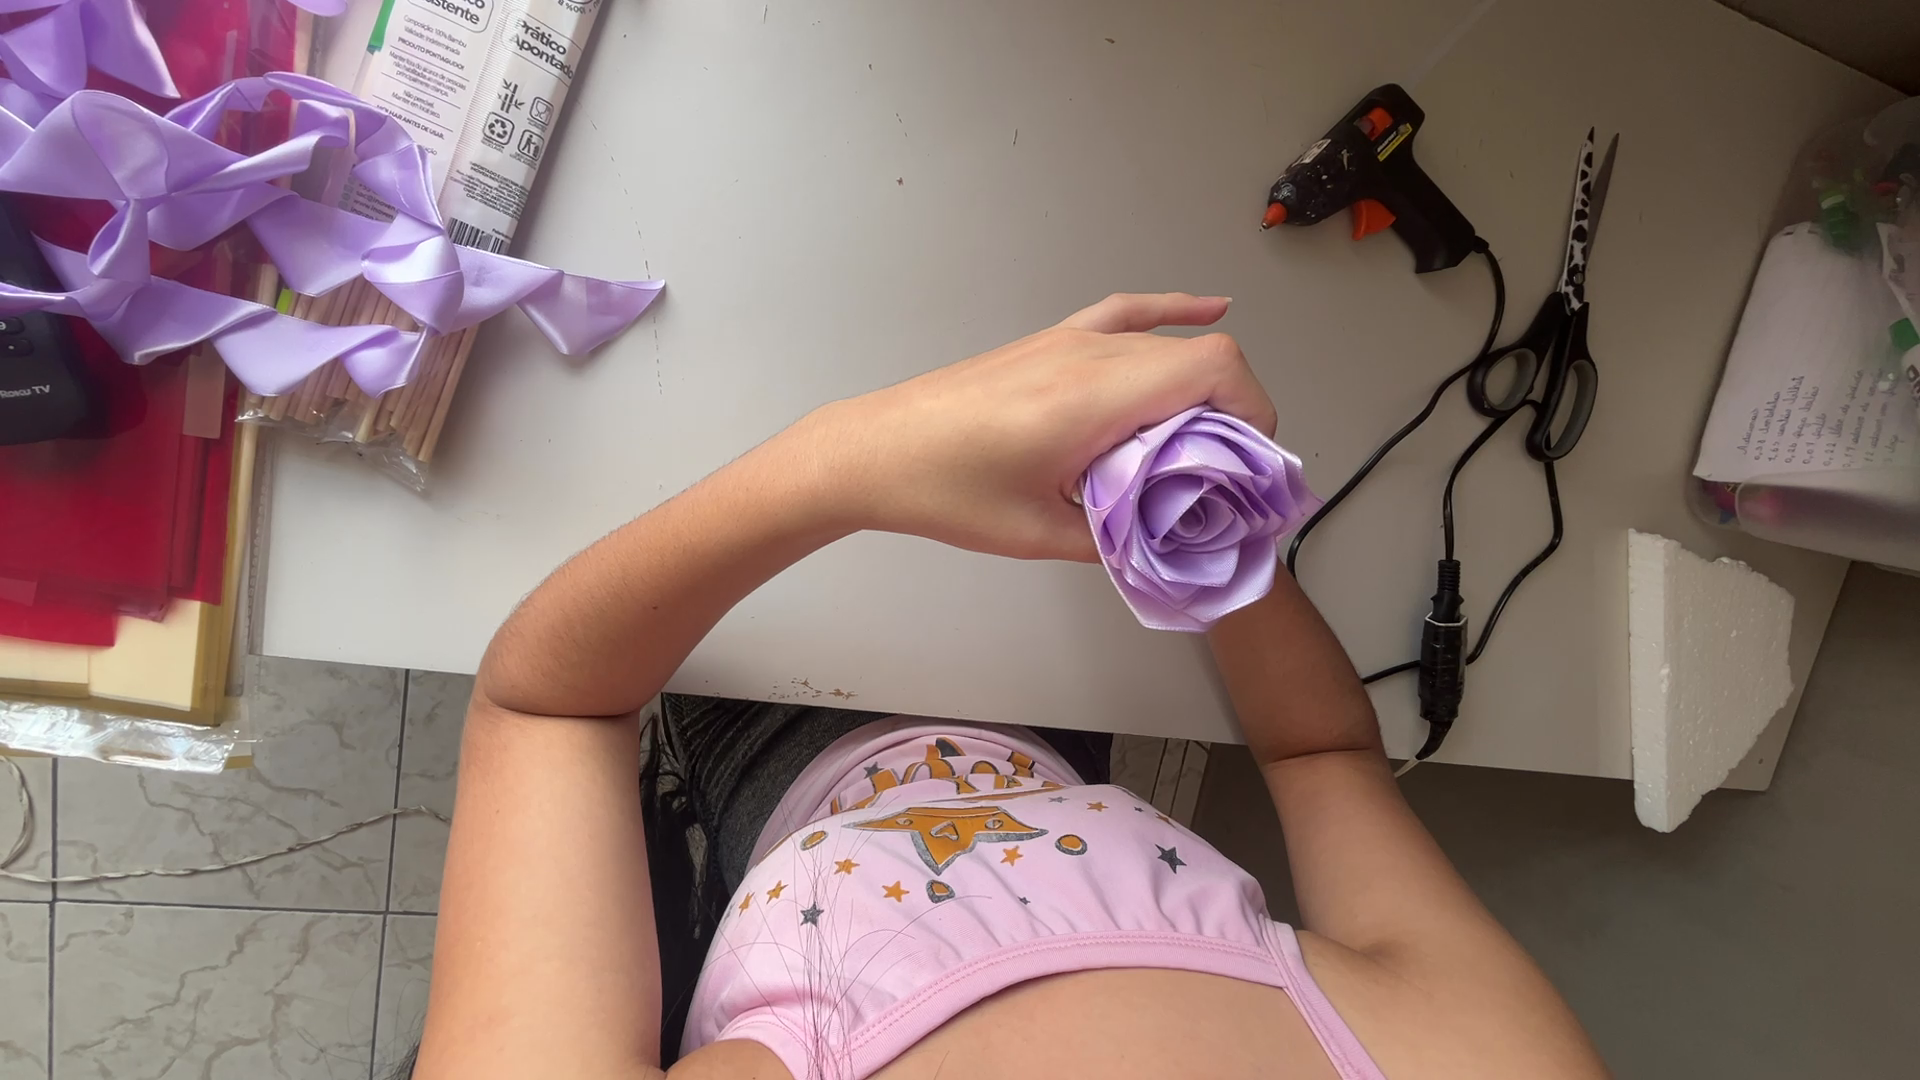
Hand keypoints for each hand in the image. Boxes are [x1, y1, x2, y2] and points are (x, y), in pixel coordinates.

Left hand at [802, 293, 1276, 560]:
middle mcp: (1090, 354)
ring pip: (1168, 341)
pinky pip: (1125, 313)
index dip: (1253, 410)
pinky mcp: (1048, 341)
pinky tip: (1205, 307)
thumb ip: (1115, 537)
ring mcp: (1067, 338)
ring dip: (1201, 382)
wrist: (875, 450)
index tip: (1248, 465)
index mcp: (1095, 398)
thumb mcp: (1039, 533)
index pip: (1215, 368)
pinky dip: (1171, 310)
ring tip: (1206, 437)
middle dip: (1233, 412)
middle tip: (1225, 474)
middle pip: (1201, 355)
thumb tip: (1163, 540)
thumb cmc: (947, 492)